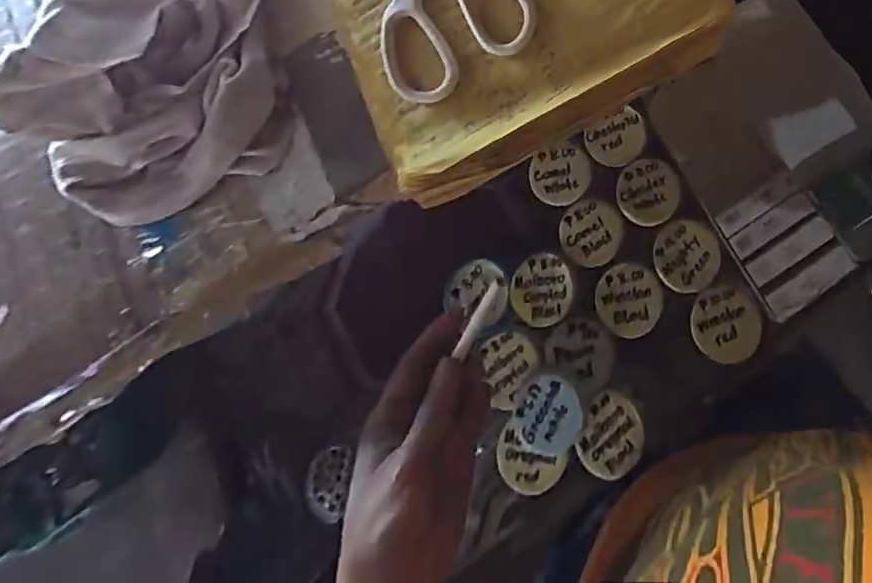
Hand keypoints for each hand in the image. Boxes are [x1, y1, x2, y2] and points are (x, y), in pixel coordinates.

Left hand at [338, 313, 491, 582]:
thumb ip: (433, 415)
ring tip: (486, 355)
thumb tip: (453, 363)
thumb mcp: (408, 464)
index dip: (433, 341)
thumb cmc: (385, 519)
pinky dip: (479, 405)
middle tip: (480, 329)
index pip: (414, 368)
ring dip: (470, 377)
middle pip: (439, 379)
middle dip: (457, 354)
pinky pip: (470, 424)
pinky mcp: (458, 462)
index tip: (456, 315)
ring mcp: (438, 441)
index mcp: (390, 419)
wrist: (395, 580)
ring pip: (458, 398)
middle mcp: (415, 423)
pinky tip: (486, 389)